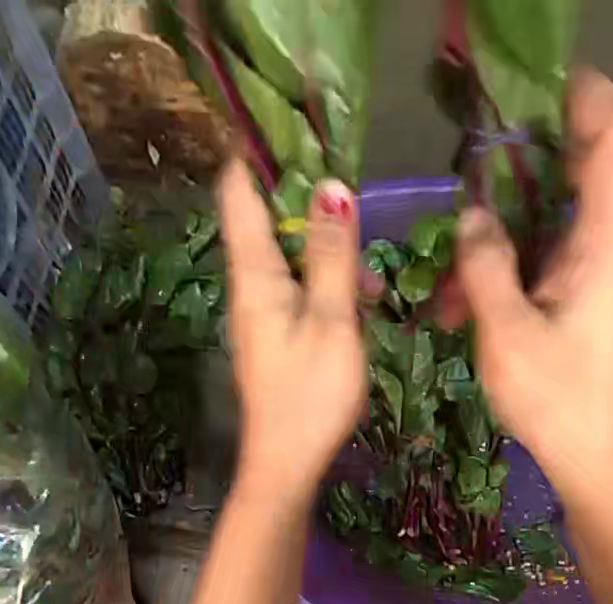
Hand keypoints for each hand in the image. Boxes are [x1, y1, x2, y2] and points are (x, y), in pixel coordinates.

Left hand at [216, 160, 367, 501]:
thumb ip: (331, 256)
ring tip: (373, 280)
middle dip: (312, 209)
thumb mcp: (332, 321)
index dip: (260, 153)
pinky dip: (327, 289)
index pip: (240, 191)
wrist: (288, 464)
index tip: (298, 129)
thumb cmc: (311, 394)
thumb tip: (331, 186)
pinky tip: (361, 307)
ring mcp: (261, 315)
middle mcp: (249, 287)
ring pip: (291, 262)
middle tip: (359, 209)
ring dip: (329, 257)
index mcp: (254, 275)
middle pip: (270, 223)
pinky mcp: (276, 339)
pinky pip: (299, 294)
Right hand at [454, 71, 612, 487]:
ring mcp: (599, 276)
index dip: (591, 98)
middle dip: (528, 162)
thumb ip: (485, 265)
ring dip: (502, 235)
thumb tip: (472, 217)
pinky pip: (547, 263)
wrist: (588, 456)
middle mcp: (610, 250)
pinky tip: (467, 302)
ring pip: (553, 225)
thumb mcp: (505, 332)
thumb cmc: (553, 398)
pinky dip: (509, 269)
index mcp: (604, 247)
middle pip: (585, 172)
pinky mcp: (585, 301)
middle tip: (476, 165)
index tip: (542, 87)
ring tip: (453, 275)